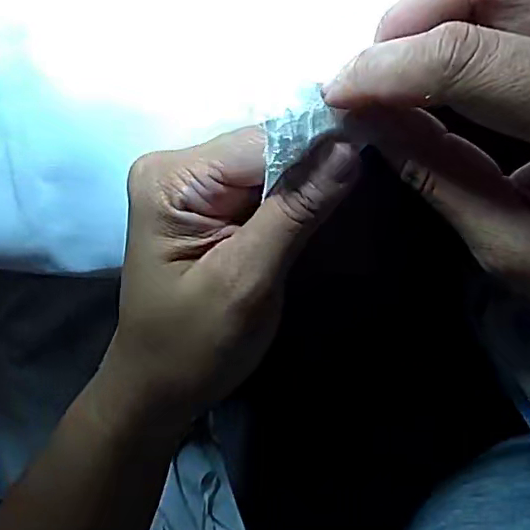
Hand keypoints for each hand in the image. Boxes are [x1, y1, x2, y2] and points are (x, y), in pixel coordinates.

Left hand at [93, 127, 358, 439]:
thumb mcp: (247, 281)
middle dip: (315, 168)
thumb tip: (348, 149)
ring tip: (349, 204)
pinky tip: (318, 212)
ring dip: (307, 185)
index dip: (318, 147)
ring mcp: (189, 182)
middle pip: (264, 148)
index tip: (373, 152)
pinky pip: (260, 184)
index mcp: (171, 179)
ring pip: (268, 164)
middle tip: (366, 187)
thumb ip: (296, 212)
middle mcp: (176, 166)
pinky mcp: (205, 200)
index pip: (259, 142)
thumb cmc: (193, 345)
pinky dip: (292, 199)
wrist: (156, 387)